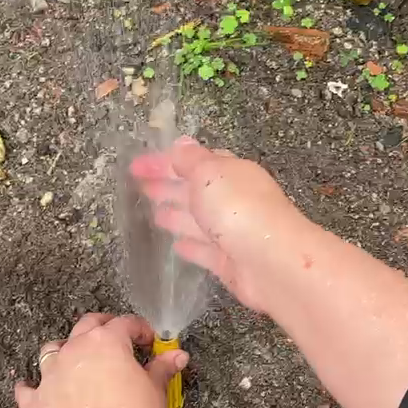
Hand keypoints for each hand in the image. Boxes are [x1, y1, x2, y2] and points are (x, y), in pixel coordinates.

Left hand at [15, 314, 185, 407]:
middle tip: (117, 338)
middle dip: (103, 327)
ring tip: (78, 360)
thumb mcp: (155, 392)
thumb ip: (162, 369)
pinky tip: (37, 389)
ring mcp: (51, 374)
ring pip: (53, 349)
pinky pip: (27, 389)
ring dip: (66, 350)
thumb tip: (178, 355)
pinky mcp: (37, 400)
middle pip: (87, 325)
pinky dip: (32, 387)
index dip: (140, 329)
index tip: (149, 341)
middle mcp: (75, 349)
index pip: (125, 323)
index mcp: (107, 342)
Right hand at [129, 137, 304, 314]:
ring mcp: (232, 233)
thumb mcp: (210, 173)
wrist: (272, 263)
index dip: (164, 162)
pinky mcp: (229, 263)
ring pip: (198, 220)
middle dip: (168, 186)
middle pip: (195, 190)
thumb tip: (180, 143)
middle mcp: (233, 200)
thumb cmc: (239, 210)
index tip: (135, 166)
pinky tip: (176, 246)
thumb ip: (191, 160)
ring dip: (176, 215)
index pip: (193, 161)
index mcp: (230, 173)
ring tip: (153, 214)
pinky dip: (190, 246)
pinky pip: (204, 251)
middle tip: (140, 187)